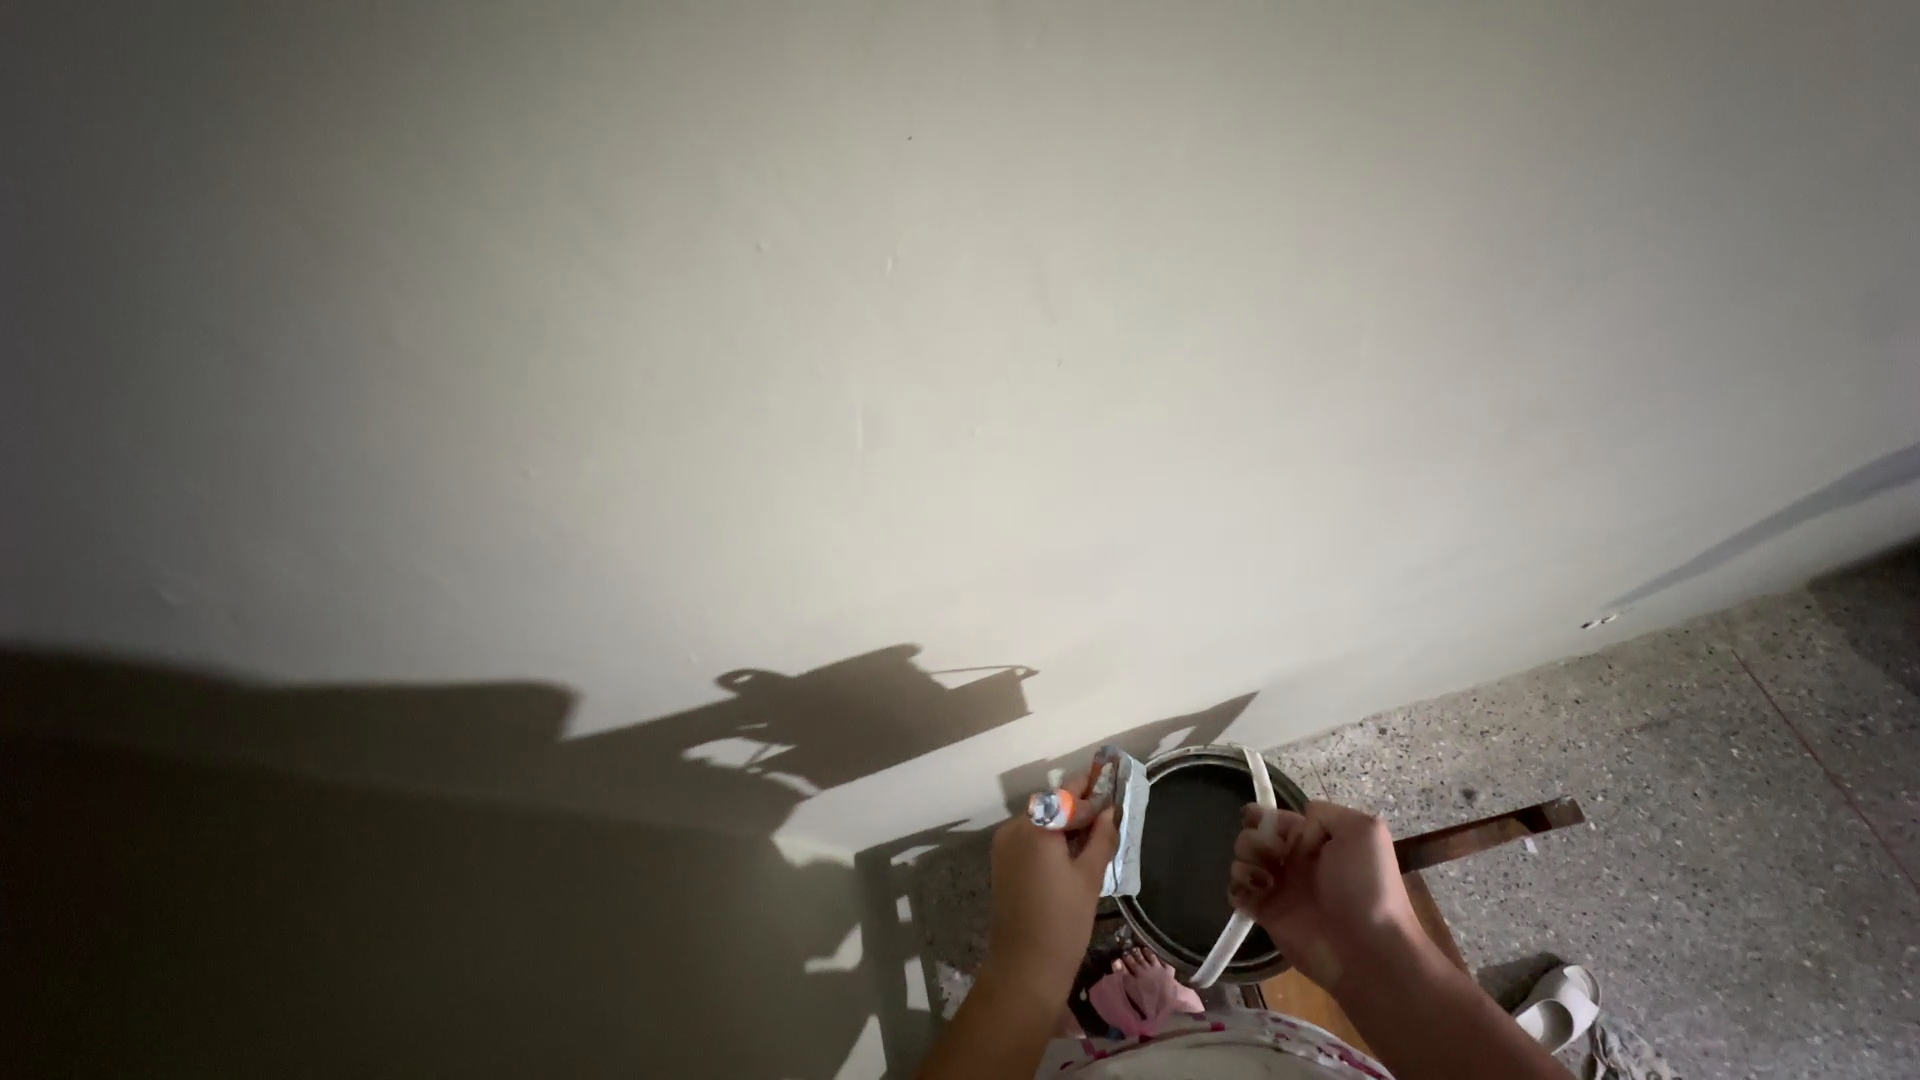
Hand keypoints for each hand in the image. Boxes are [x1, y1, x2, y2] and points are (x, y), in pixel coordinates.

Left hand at [986, 781, 1118, 996]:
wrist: (1025, 964)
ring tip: (1093, 830)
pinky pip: (1028, 836)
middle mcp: (1015, 827)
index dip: (1089, 788)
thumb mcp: (1090, 876)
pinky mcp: (1001, 860)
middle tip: (1106, 809)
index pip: (1067, 795)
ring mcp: (1004, 844)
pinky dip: (1048, 835)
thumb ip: (1102, 837)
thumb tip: (1112, 810)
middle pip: (1050, 805)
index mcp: (1037, 826)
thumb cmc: (1064, 921)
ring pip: (1039, 820)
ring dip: (1063, 821)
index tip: (1109, 781)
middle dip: (1077, 805)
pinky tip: (1070, 849)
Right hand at [1227, 799, 1430, 991]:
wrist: (1368, 949)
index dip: (1262, 814)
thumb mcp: (1364, 830)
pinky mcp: (1265, 913)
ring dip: (1246, 862)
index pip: (1278, 818)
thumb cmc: (1367, 888)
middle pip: (1253, 835)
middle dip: (1254, 839)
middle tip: (1275, 856)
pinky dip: (1237, 887)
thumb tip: (1296, 831)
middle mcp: (1294, 861)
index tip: (1252, 817)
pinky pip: (1236, 891)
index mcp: (1315, 841)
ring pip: (1241, 860)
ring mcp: (1278, 888)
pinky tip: (1254, 894)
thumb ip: (1325, 814)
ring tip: (1266, 880)